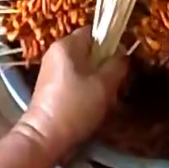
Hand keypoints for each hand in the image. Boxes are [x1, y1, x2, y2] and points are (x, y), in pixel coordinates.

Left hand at [16, 30, 127, 157]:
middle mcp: (56, 51)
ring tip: (106, 95)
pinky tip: (92, 103)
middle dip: (104, 63)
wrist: (45, 135)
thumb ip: (117, 64)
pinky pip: (73, 77)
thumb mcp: (104, 85)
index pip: (93, 31)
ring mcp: (50, 67)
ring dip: (96, 77)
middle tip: (116, 81)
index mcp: (66, 44)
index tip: (122, 59)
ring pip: (82, 65)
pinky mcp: (49, 84)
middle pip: (88, 49)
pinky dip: (84, 86)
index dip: (111, 41)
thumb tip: (123, 52)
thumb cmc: (76, 106)